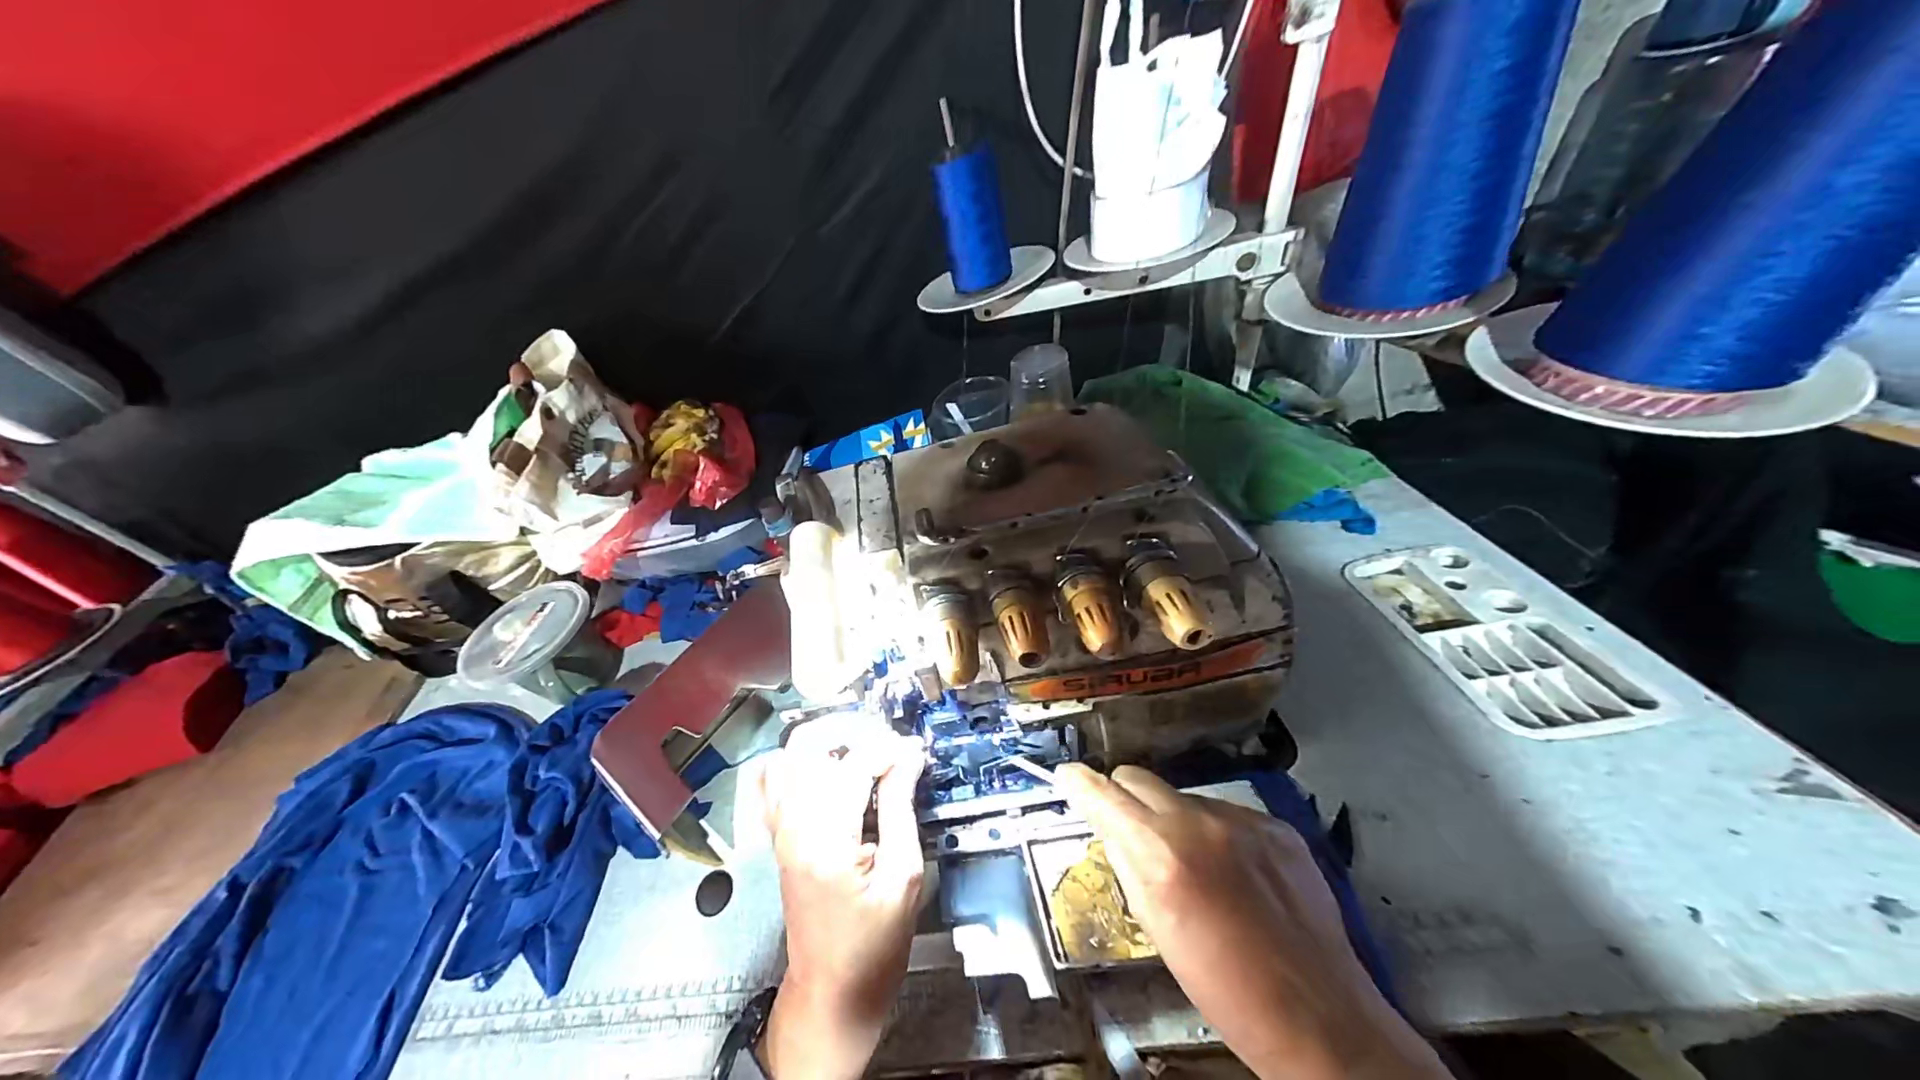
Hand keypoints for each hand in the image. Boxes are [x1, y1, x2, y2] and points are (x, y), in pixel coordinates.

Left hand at [756, 721, 925, 1079]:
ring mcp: (780, 832)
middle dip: (853, 732)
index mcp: (827, 842)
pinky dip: (800, 762)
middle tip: (888, 743)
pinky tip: (828, 767)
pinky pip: (774, 781)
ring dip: (828, 742)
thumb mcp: (904, 878)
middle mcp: (793, 829)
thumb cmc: (874, 948)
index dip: (890, 748)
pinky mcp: (778, 838)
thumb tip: (908, 760)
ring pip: (789, 756)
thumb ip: (902, 809)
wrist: (832, 990)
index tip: (915, 750)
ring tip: (864, 751)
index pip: (854, 765)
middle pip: (809, 746)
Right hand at [1053, 764, 1450, 1079]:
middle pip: (1139, 778)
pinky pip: (1227, 813)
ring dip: (1174, 818)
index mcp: (1162, 853)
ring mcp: (1244, 821)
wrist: (1320, 1018)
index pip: (1105, 795)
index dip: (1079, 782)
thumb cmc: (1224, 988)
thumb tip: (1113, 832)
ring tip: (1193, 866)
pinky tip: (1233, 872)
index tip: (1068, 777)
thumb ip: (1129, 868)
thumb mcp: (1157, 929)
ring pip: (1184, 796)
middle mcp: (1200, 822)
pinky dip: (1216, 832)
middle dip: (1124, 796)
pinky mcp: (1278, 828)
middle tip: (1128, 828)